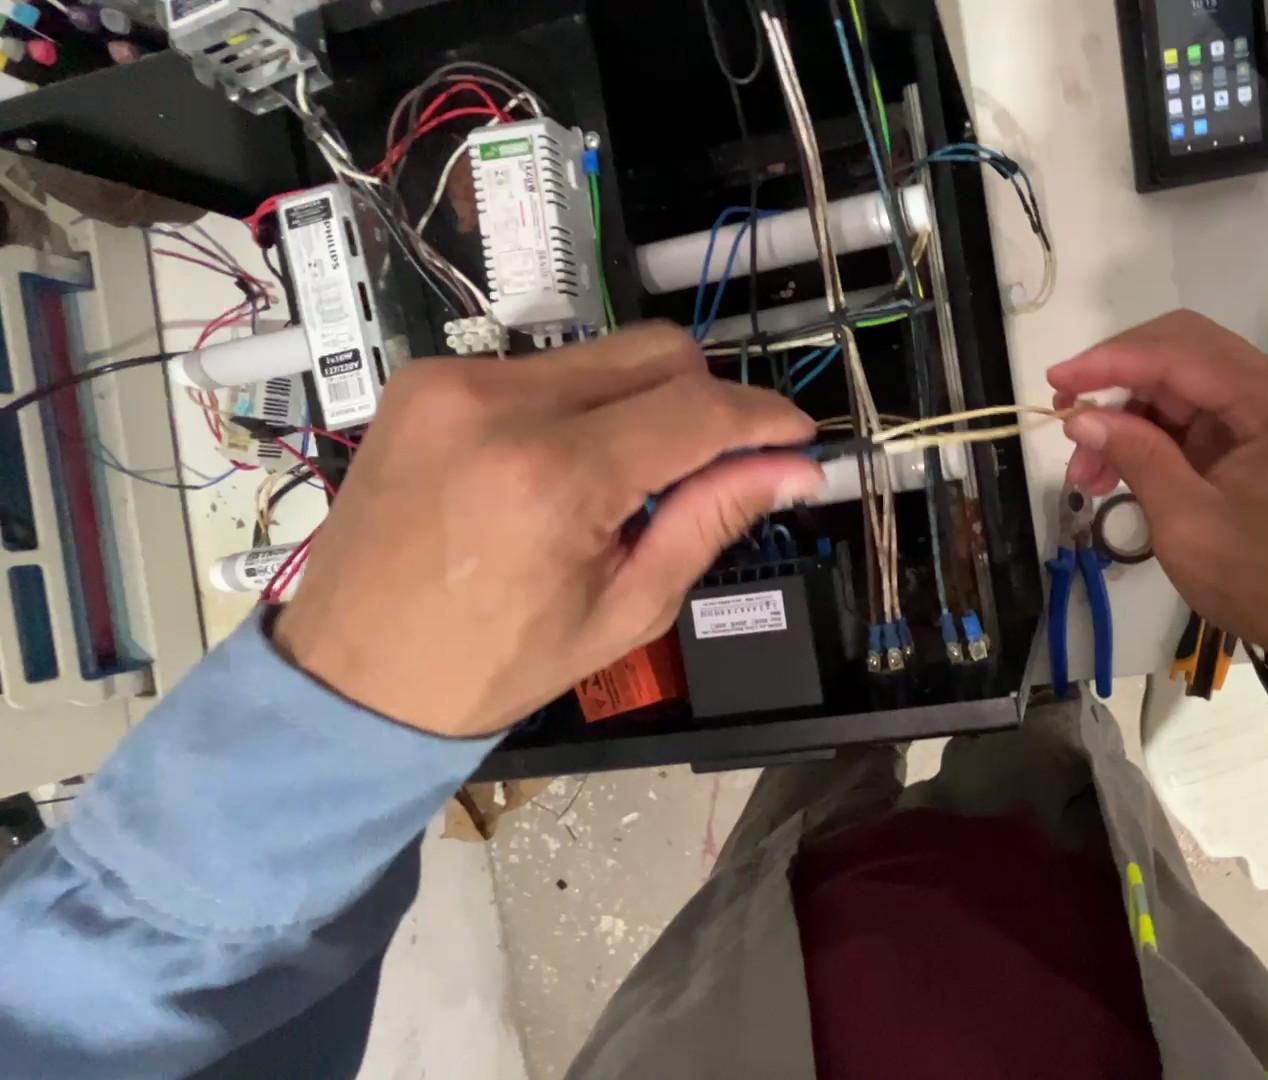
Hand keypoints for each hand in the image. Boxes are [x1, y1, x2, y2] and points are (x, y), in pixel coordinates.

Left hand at [273, 324, 822, 738]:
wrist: (352, 676)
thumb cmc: (502, 662)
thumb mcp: (631, 606)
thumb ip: (713, 519)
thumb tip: (794, 470)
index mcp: (553, 478)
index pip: (697, 412)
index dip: (764, 418)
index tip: (799, 437)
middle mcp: (500, 404)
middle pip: (660, 352)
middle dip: (714, 398)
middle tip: (726, 459)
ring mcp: (455, 381)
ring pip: (610, 352)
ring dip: (656, 399)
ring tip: (646, 470)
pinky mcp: (430, 379)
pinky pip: (554, 365)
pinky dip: (596, 401)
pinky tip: (583, 458)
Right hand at [1048, 310, 1267, 674]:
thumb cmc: (1263, 582)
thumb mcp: (1189, 524)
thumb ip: (1138, 457)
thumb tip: (1080, 417)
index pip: (1182, 355)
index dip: (1111, 361)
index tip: (1056, 382)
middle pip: (1184, 354)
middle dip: (1118, 383)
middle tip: (1069, 420)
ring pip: (1182, 387)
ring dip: (1129, 417)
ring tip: (1088, 472)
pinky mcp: (1259, 439)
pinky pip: (1194, 419)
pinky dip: (1151, 438)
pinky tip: (1117, 472)